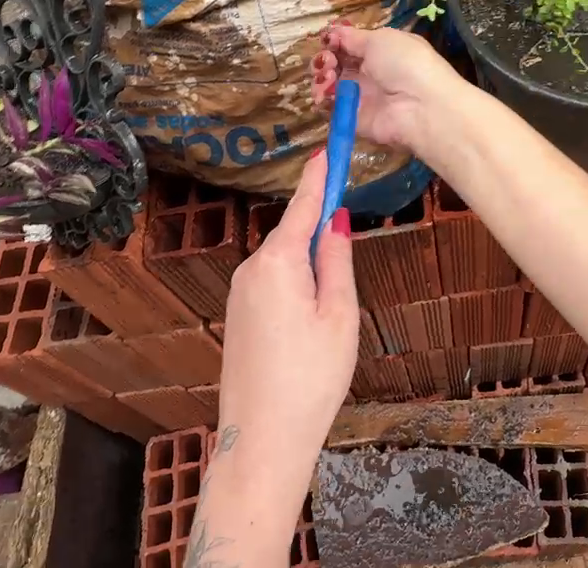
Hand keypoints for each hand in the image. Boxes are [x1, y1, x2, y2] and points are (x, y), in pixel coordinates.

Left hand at [215, 151, 357, 495]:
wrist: (261, 441)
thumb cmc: (311, 378)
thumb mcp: (339, 314)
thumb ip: (337, 259)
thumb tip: (336, 219)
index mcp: (278, 261)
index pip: (304, 204)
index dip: (320, 174)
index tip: (328, 145)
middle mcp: (251, 268)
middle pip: (293, 232)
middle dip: (322, 232)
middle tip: (349, 250)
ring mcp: (240, 291)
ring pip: (284, 259)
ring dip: (311, 264)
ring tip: (332, 315)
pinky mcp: (238, 313)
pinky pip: (272, 280)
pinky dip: (296, 281)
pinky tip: (311, 319)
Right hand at [315, 25, 464, 150]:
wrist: (421, 106)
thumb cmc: (405, 63)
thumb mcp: (381, 39)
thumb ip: (354, 37)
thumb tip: (335, 32)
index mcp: (381, 51)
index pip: (350, 45)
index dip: (335, 41)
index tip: (329, 40)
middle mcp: (370, 73)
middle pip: (336, 63)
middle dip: (325, 58)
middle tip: (329, 60)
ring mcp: (361, 96)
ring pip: (329, 84)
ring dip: (322, 76)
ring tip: (329, 75)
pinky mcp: (353, 118)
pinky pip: (330, 107)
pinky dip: (322, 98)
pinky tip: (326, 91)